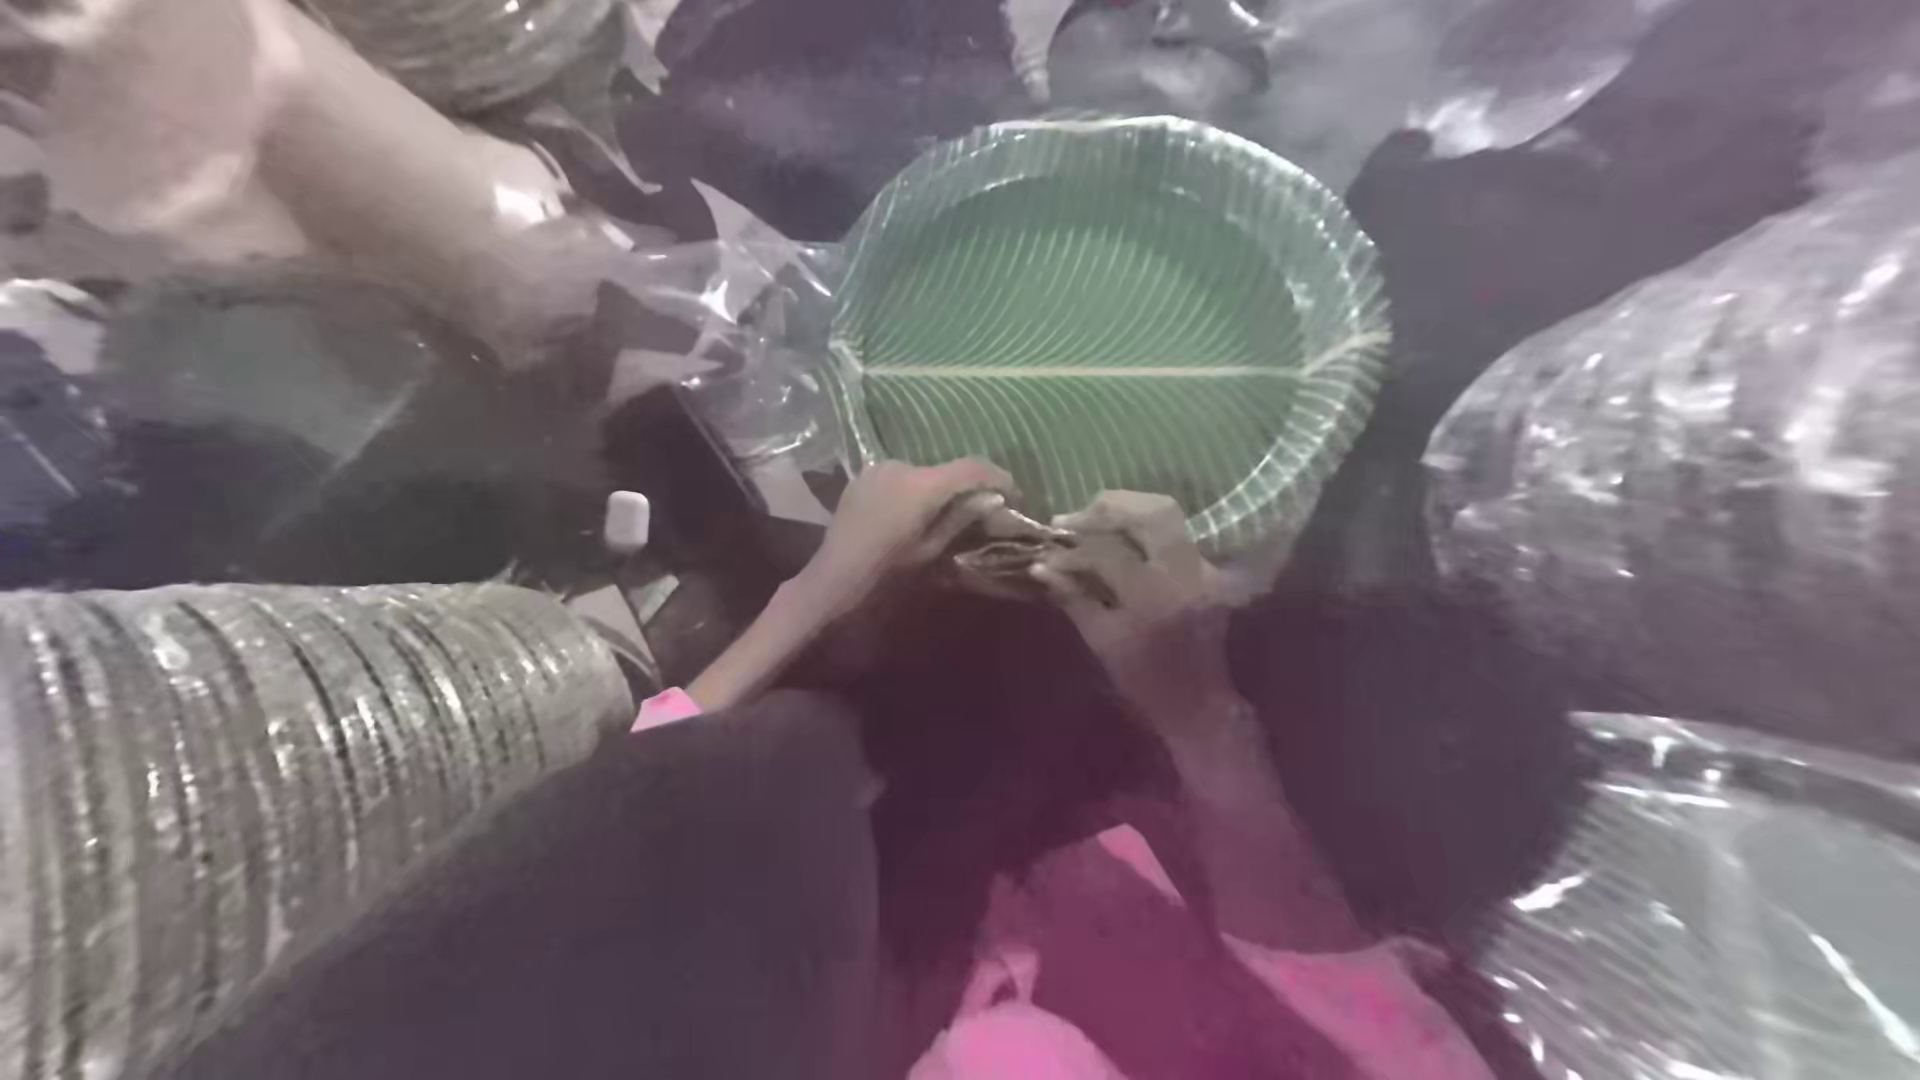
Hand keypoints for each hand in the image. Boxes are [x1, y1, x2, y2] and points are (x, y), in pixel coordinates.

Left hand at [796, 459, 1019, 619]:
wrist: (833, 581)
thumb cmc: (886, 573)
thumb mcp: (932, 550)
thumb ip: (962, 518)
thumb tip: (993, 497)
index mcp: (920, 484)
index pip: (972, 467)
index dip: (999, 478)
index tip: (1014, 495)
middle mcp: (899, 465)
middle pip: (946, 470)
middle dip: (968, 488)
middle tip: (982, 512)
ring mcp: (877, 469)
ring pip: (922, 474)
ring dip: (939, 490)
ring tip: (947, 516)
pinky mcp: (863, 478)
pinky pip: (900, 479)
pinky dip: (915, 491)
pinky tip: (914, 515)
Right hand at [1031, 491, 1237, 732]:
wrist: (1197, 701)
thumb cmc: (1144, 679)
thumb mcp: (1101, 640)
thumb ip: (1073, 597)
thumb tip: (1042, 565)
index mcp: (1154, 598)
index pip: (1107, 553)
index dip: (1072, 550)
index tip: (1049, 554)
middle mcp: (1185, 573)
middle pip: (1150, 514)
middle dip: (1106, 508)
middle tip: (1073, 519)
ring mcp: (1203, 567)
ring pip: (1167, 513)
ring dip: (1126, 508)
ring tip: (1093, 519)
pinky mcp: (1209, 567)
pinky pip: (1176, 529)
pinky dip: (1144, 524)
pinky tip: (1120, 532)